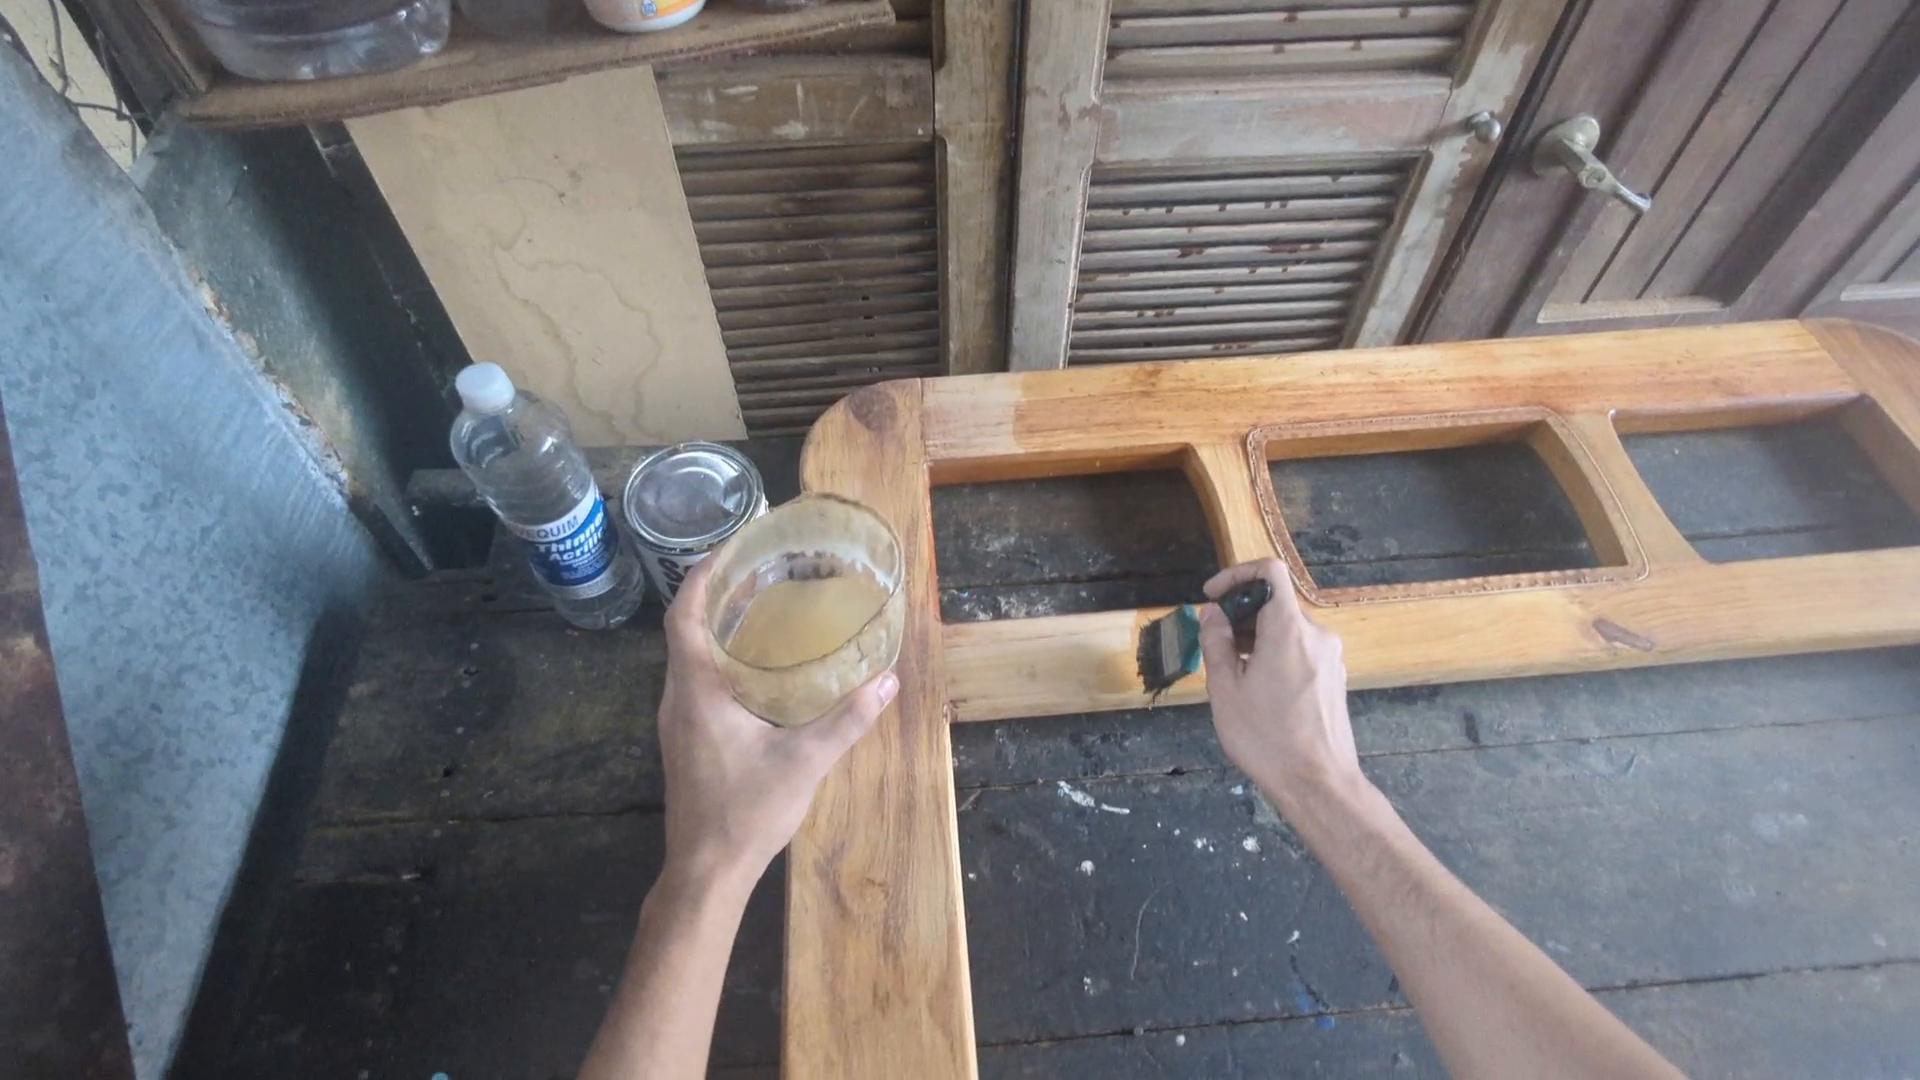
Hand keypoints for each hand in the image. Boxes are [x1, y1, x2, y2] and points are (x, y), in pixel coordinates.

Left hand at [656, 557, 897, 890]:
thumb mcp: (804, 762)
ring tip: (764, 607)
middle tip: (763, 572)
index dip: (703, 576)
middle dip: (717, 594)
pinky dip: (722, 656)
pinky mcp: (688, 737)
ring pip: (691, 655)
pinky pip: (698, 678)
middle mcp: (679, 698)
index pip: (685, 617)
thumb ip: (847, 720)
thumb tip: (887, 680)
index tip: (732, 548)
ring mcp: (679, 720)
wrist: (706, 872)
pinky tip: (760, 664)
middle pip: (686, 629)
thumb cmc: (746, 812)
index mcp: (698, 691)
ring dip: (718, 625)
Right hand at [1198, 558, 1363, 810]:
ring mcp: (1330, 657)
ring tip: (1230, 670)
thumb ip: (1216, 642)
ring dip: (1254, 635)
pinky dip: (1273, 652)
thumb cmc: (1266, 738)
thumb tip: (1213, 613)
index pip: (1270, 572)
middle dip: (1239, 614)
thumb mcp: (1226, 689)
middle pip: (1275, 602)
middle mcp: (1317, 635)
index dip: (1237, 574)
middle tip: (1212, 642)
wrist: (1318, 785)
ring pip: (1286, 628)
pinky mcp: (1333, 677)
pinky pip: (1299, 648)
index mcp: (1289, 630)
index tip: (1213, 597)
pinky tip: (1256, 686)